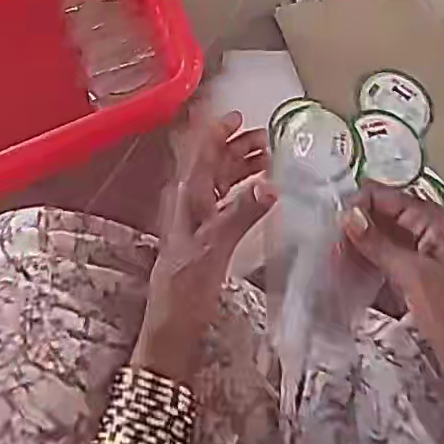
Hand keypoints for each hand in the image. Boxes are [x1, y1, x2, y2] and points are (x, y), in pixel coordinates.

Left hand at [135, 111, 273, 378]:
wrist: (172, 327)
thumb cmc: (187, 286)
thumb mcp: (215, 246)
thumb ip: (242, 213)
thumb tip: (271, 184)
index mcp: (189, 196)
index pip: (202, 152)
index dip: (218, 130)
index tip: (240, 116)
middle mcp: (192, 201)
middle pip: (215, 161)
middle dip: (239, 145)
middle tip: (269, 138)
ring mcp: (199, 217)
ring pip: (222, 179)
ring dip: (243, 164)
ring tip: (271, 158)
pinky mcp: (208, 234)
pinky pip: (227, 199)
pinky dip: (244, 188)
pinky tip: (261, 190)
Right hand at [342, 182, 443, 414]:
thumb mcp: (415, 276)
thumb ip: (379, 244)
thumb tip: (348, 214)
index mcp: (426, 219)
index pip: (380, 195)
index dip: (355, 207)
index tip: (331, 230)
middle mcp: (418, 232)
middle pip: (373, 219)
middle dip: (350, 234)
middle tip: (328, 256)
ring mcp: (412, 260)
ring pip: (372, 246)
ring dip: (352, 256)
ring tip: (332, 273)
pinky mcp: (406, 285)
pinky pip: (376, 270)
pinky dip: (361, 276)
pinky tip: (344, 288)